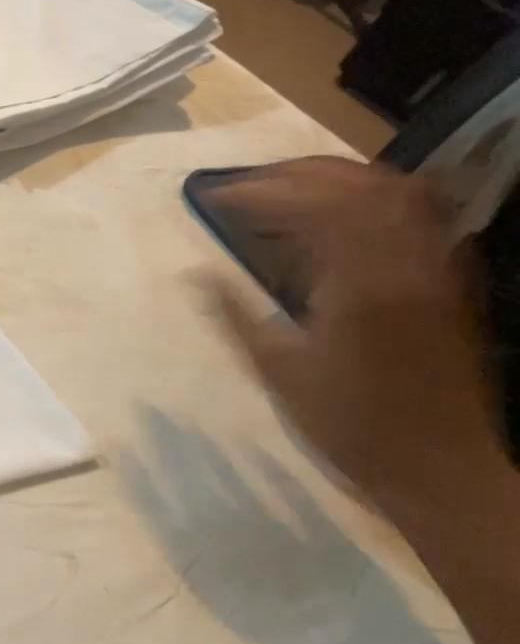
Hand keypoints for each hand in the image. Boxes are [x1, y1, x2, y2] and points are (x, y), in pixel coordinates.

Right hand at [205, 157, 502, 517]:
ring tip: (286, 194)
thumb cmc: (347, 422)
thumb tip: (194, 271)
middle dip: (298, 175)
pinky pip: (418, 222)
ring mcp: (439, 275)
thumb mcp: (275, 367)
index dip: (259, 191)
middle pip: (363, 186)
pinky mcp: (449, 287)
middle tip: (246, 187)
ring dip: (338, 184)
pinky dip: (372, 206)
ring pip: (398, 195)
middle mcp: (410, 268)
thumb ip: (234, 310)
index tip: (212, 197)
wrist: (440, 469)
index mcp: (363, 285)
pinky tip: (335, 222)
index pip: (315, 206)